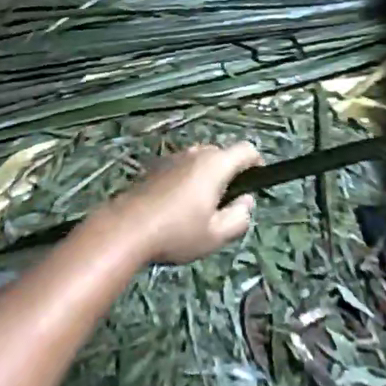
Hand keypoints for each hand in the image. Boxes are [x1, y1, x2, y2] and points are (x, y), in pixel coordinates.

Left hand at [96, 143, 260, 264]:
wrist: (128, 227)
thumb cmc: (177, 232)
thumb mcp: (216, 235)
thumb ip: (239, 217)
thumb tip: (246, 201)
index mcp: (214, 165)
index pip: (245, 150)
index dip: (257, 162)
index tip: (257, 179)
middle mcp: (195, 153)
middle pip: (222, 154)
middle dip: (230, 174)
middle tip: (226, 205)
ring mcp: (174, 156)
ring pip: (201, 160)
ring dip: (207, 177)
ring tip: (201, 209)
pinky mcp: (157, 165)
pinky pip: (182, 166)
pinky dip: (188, 179)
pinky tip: (178, 207)